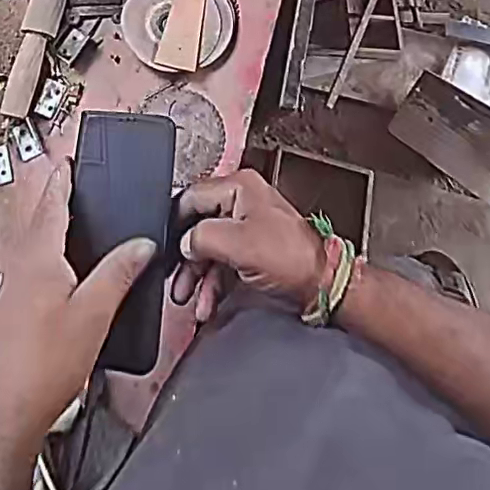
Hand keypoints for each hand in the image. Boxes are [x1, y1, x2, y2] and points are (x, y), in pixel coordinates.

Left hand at [0, 158, 155, 442]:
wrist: (7, 410)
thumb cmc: (43, 366)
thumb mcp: (94, 313)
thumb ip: (118, 272)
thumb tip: (140, 244)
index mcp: (38, 256)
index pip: (52, 203)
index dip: (63, 179)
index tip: (69, 160)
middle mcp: (20, 264)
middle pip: (40, 216)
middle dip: (56, 194)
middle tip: (72, 179)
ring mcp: (12, 284)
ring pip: (34, 239)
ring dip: (51, 220)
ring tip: (70, 214)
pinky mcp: (12, 304)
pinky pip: (31, 260)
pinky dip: (47, 247)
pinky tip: (61, 265)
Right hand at [169, 168, 325, 321]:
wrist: (324, 287)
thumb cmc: (293, 259)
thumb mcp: (237, 243)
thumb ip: (200, 237)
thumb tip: (184, 242)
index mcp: (238, 186)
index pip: (191, 198)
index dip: (176, 224)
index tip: (166, 248)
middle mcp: (241, 200)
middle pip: (198, 226)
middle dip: (187, 259)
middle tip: (177, 281)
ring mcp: (248, 224)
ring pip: (209, 248)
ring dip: (197, 276)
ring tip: (189, 297)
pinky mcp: (252, 247)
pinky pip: (223, 261)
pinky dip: (213, 282)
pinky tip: (207, 302)